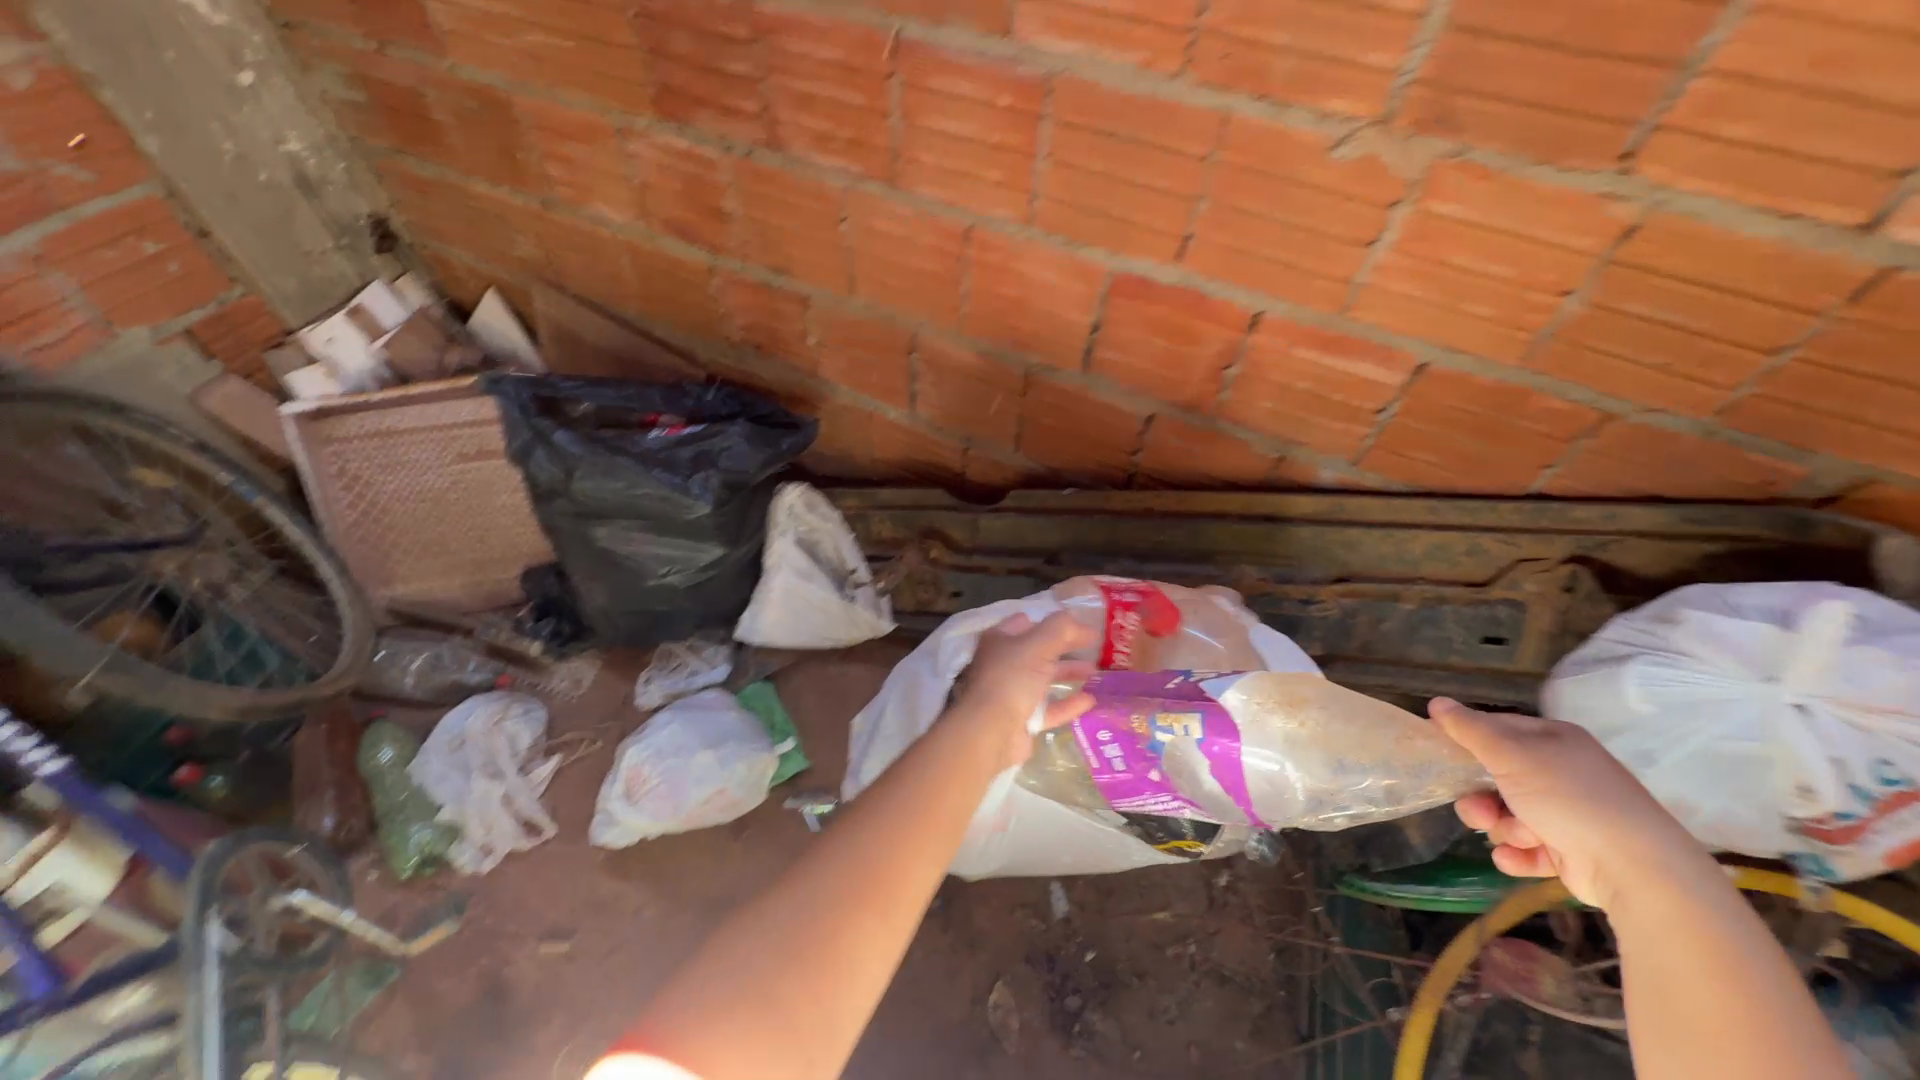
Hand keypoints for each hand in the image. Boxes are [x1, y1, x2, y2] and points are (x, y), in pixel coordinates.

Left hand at [951, 613, 1096, 769]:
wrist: (990, 733)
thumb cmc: (1010, 679)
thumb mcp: (1038, 645)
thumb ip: (1062, 629)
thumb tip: (1087, 627)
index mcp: (1000, 640)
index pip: (1028, 622)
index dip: (1053, 622)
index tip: (1082, 624)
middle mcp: (1004, 664)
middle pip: (1039, 651)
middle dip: (1066, 648)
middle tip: (1096, 648)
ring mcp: (1012, 693)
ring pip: (1045, 679)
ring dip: (1069, 674)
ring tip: (1098, 672)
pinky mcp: (1022, 720)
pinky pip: (1050, 708)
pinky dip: (1069, 703)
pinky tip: (1091, 700)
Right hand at [1430, 698, 1713, 910]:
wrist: (1633, 866)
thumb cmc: (1569, 798)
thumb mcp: (1512, 755)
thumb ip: (1470, 729)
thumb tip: (1436, 702)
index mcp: (1553, 741)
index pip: (1497, 729)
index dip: (1467, 740)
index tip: (1441, 753)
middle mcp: (1560, 772)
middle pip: (1496, 777)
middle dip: (1481, 798)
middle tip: (1478, 811)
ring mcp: (1566, 813)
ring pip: (1506, 815)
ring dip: (1502, 828)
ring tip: (1517, 837)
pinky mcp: (1568, 850)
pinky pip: (1525, 847)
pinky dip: (1519, 854)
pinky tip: (1521, 857)